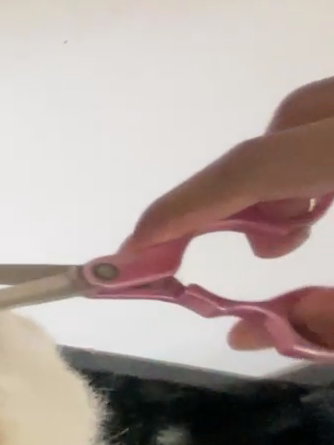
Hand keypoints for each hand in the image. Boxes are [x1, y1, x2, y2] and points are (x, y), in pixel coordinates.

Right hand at [125, 76, 333, 350]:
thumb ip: (331, 325)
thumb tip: (242, 334)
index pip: (254, 166)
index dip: (181, 209)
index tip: (130, 254)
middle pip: (291, 120)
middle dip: (244, 186)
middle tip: (248, 244)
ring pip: (324, 110)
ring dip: (294, 168)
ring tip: (302, 225)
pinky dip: (327, 155)